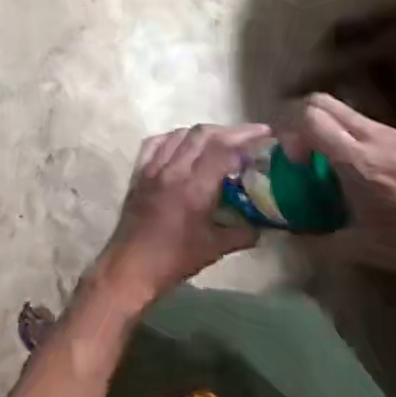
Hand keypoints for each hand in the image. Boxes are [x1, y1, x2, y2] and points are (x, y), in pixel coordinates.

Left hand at [89, 124, 270, 312]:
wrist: (131, 266)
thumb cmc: (174, 259)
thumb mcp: (215, 248)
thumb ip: (242, 233)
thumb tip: (263, 226)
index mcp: (194, 188)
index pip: (223, 150)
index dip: (246, 140)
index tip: (264, 138)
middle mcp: (173, 170)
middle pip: (203, 135)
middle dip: (231, 131)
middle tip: (252, 134)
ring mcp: (153, 168)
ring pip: (180, 135)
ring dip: (205, 132)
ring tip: (223, 138)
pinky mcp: (139, 172)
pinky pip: (156, 143)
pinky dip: (175, 137)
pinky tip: (185, 142)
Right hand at [291, 94, 395, 329]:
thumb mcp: (373, 253)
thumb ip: (323, 240)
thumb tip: (290, 239)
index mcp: (362, 162)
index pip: (309, 116)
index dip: (288, 133)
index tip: (291, 164)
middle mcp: (381, 138)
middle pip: (324, 103)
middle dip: (302, 123)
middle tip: (302, 160)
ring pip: (353, 116)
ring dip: (333, 134)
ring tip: (338, 177)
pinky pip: (379, 131)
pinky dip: (361, 145)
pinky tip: (377, 185)